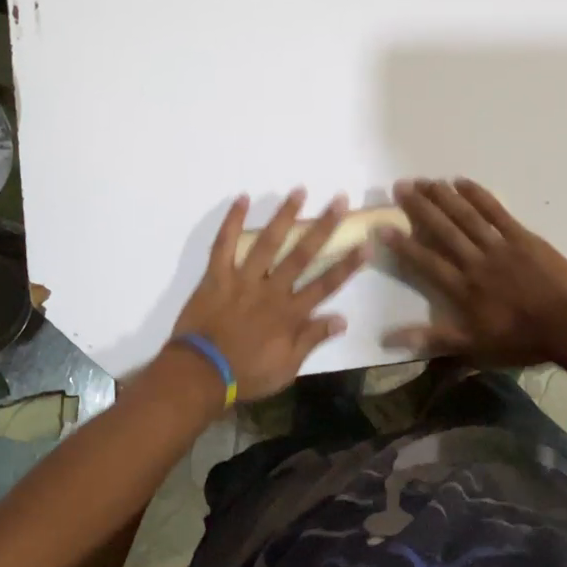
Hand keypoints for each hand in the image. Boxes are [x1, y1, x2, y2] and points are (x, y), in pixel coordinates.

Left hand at [170, 190, 366, 401]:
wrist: (201, 374)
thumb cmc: (246, 375)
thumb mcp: (287, 368)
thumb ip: (312, 339)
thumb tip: (342, 319)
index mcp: (290, 314)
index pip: (325, 285)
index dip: (348, 265)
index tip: (366, 244)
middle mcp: (271, 290)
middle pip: (302, 254)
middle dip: (323, 226)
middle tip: (339, 200)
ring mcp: (243, 279)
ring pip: (268, 242)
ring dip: (284, 215)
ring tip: (299, 191)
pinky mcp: (217, 276)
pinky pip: (224, 244)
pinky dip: (232, 220)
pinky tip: (242, 198)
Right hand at [384, 178, 566, 365]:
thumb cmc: (521, 341)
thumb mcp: (473, 348)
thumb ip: (432, 338)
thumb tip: (389, 339)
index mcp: (462, 288)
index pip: (426, 262)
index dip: (403, 245)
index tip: (382, 227)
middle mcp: (475, 262)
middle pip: (443, 230)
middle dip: (420, 208)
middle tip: (400, 187)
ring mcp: (500, 246)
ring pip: (466, 216)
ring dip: (444, 197)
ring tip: (425, 181)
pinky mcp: (522, 237)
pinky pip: (496, 212)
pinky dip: (478, 196)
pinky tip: (462, 182)